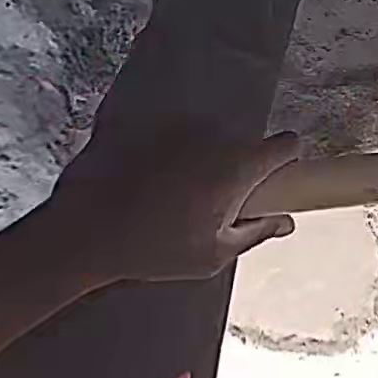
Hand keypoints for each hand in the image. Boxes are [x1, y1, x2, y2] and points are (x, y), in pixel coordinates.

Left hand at [38, 130, 301, 285]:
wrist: (89, 227)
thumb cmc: (156, 247)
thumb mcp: (212, 255)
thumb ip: (256, 232)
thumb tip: (287, 222)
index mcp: (240, 166)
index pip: (286, 143)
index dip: (287, 157)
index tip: (275, 175)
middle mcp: (221, 136)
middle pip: (247, 144)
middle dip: (238, 167)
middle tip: (215, 199)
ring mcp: (191, 125)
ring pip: (216, 139)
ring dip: (208, 158)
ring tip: (178, 192)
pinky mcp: (163, 122)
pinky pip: (186, 134)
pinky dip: (179, 151)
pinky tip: (156, 178)